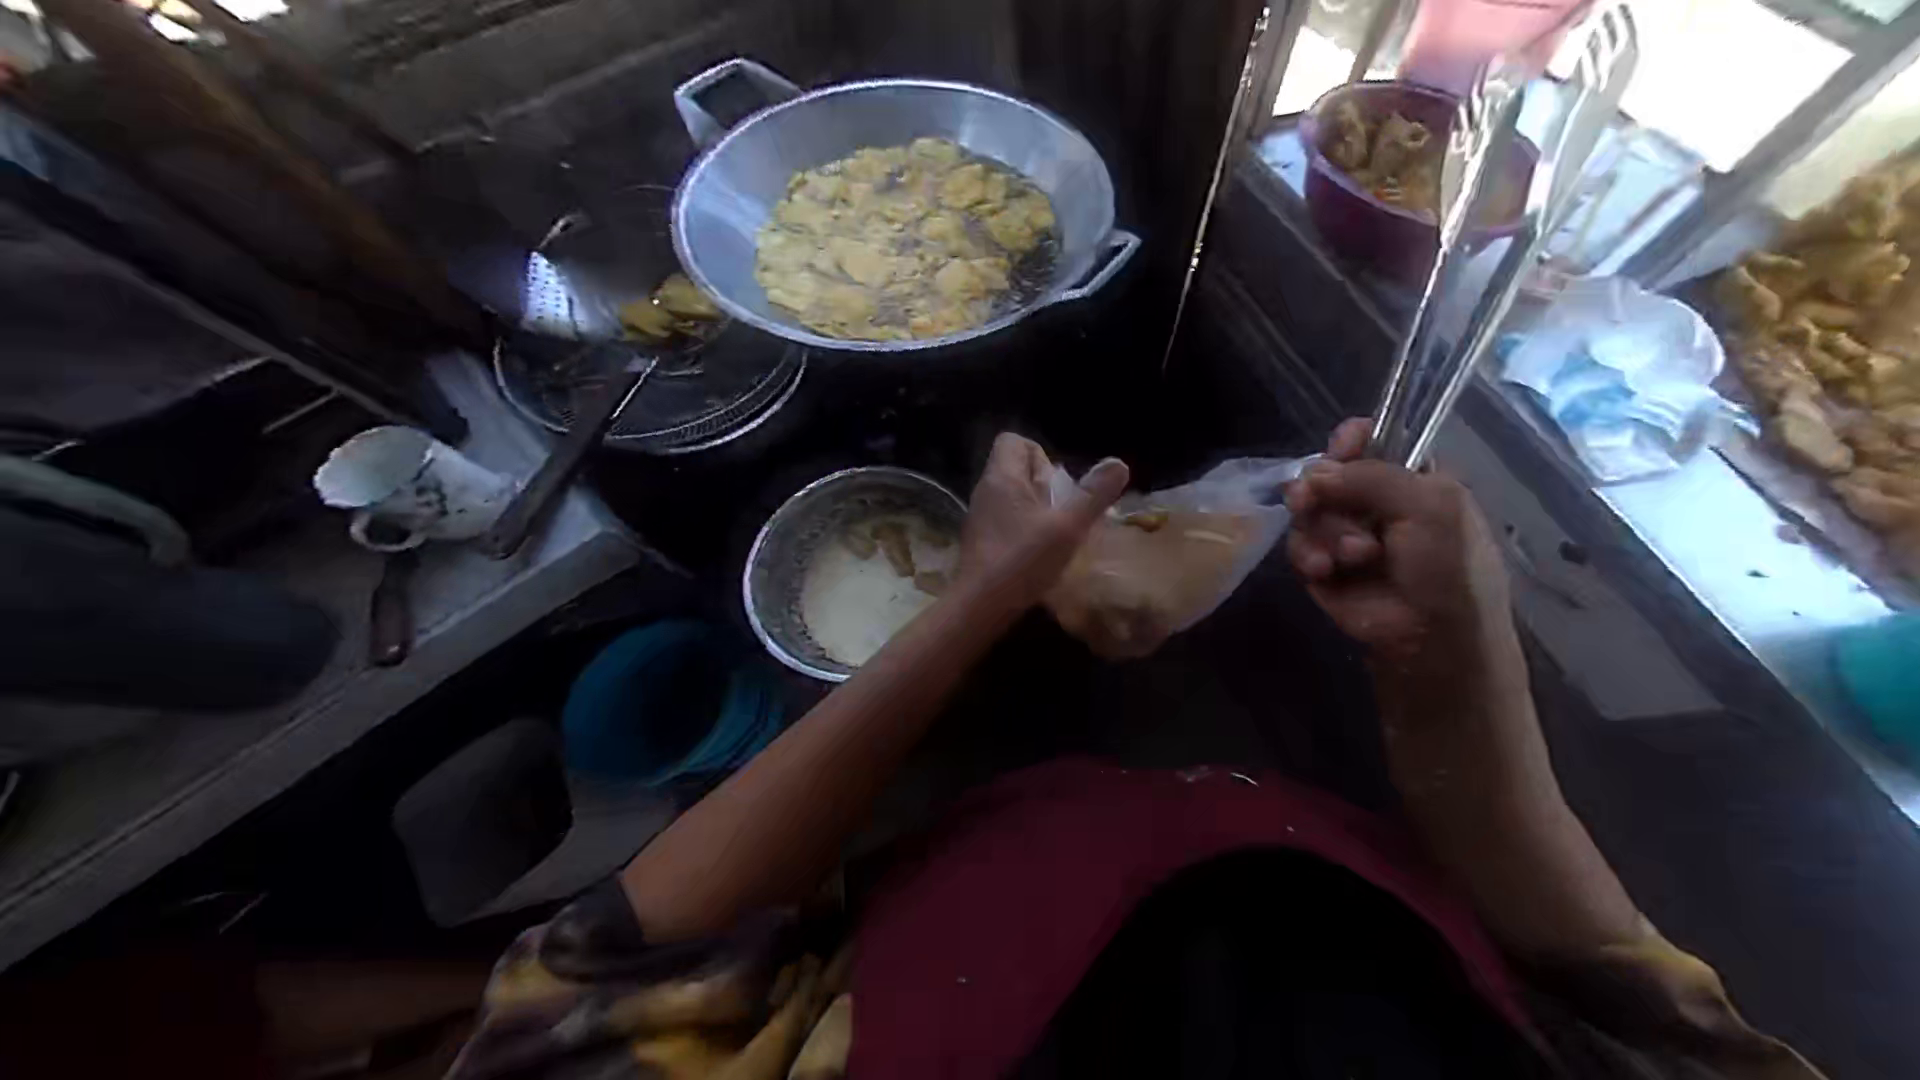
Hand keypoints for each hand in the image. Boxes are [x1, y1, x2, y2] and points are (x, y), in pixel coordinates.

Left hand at [958, 433, 1128, 607]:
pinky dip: (1025, 528)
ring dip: (1038, 509)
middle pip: (1016, 469)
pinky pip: (1006, 520)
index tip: (1058, 483)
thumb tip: (1118, 464)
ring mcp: (980, 517)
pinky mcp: (980, 541)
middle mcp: (985, 491)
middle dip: (1045, 484)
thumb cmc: (1022, 560)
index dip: (1040, 454)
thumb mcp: (1067, 526)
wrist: (979, 606)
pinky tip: (1041, 552)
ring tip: (1058, 532)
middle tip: (1064, 510)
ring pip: (1013, 497)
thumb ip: (1093, 495)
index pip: (1013, 440)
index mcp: (1000, 477)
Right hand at [1285, 424, 1517, 677]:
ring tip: (1350, 557)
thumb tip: (1311, 473)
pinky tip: (1326, 571)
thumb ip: (1372, 477)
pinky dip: (1309, 556)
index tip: (1340, 447)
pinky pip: (1297, 545)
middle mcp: (1372, 503)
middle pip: (1326, 474)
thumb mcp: (1430, 507)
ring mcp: (1342, 534)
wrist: (1430, 638)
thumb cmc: (1448, 568)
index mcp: (1409, 480)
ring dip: (1323, 531)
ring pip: (1307, 511)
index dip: (1351, 441)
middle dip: (1320, 490)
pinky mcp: (1320, 566)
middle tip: (1310, 500)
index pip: (1371, 444)